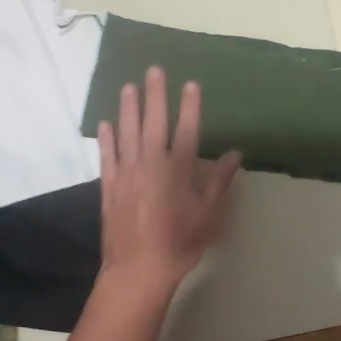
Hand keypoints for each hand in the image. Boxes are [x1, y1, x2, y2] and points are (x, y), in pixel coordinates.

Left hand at [97, 66, 242, 295]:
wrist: (137, 270)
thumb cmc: (180, 244)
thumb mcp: (208, 215)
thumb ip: (218, 181)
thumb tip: (235, 154)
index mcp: (178, 169)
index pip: (187, 129)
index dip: (189, 105)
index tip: (191, 83)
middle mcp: (151, 163)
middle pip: (153, 122)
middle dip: (155, 95)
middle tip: (153, 70)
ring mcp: (126, 173)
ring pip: (126, 133)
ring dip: (128, 108)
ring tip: (128, 87)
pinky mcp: (109, 186)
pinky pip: (107, 156)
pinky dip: (106, 138)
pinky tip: (105, 124)